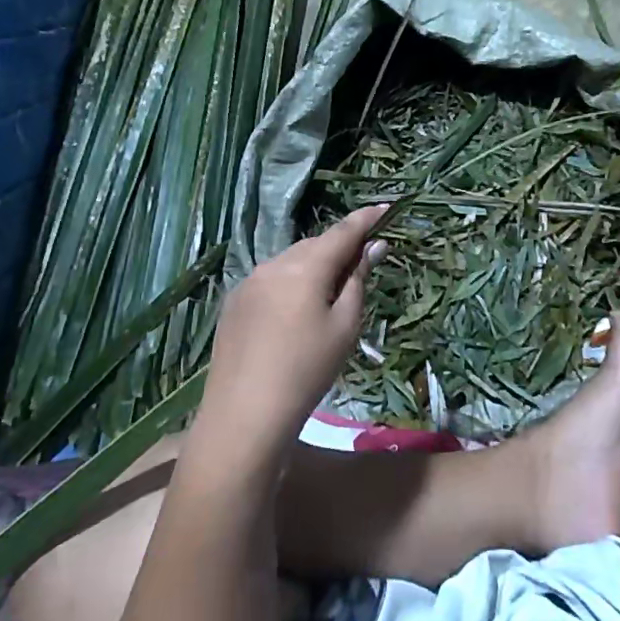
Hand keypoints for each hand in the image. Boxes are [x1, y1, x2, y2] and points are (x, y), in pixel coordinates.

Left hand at [196, 206, 388, 454]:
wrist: (246, 412)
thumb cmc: (308, 370)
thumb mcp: (344, 326)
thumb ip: (357, 281)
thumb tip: (372, 247)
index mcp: (305, 267)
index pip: (342, 232)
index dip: (366, 219)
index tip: (385, 207)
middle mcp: (273, 264)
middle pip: (314, 246)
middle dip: (338, 249)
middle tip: (361, 265)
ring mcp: (248, 282)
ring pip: (290, 263)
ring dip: (312, 268)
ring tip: (327, 298)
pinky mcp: (234, 303)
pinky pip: (270, 282)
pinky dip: (289, 286)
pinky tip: (292, 317)